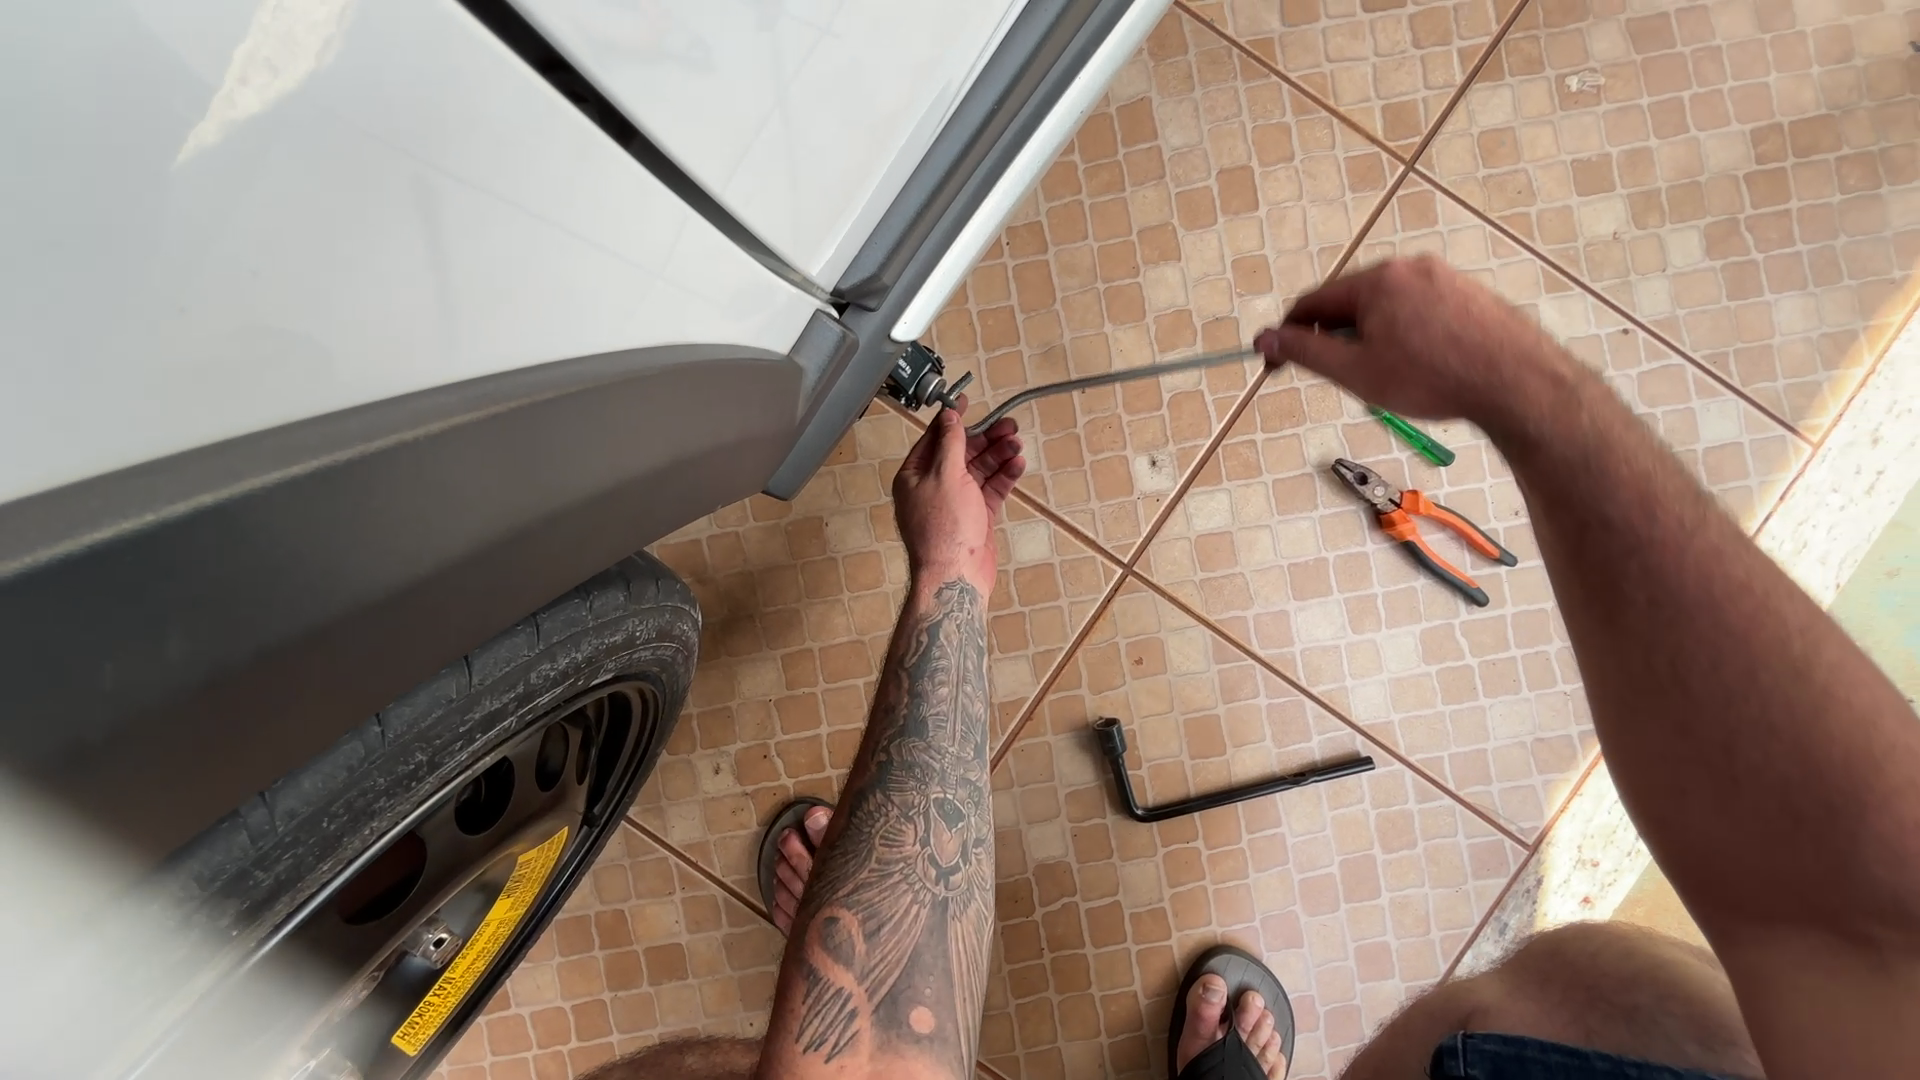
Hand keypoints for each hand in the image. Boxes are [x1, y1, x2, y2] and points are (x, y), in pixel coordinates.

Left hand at [892, 396, 1024, 593]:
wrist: (956, 575)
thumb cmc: (942, 532)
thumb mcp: (945, 476)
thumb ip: (950, 443)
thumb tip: (949, 418)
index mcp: (915, 475)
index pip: (935, 438)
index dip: (952, 419)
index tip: (967, 401)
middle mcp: (933, 486)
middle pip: (962, 452)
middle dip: (985, 438)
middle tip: (1008, 426)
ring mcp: (956, 501)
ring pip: (980, 469)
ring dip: (998, 455)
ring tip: (1017, 444)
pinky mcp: (975, 515)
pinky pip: (991, 489)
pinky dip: (1004, 476)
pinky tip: (1017, 465)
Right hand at [1253, 255, 1581, 433]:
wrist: (1516, 382)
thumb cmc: (1427, 378)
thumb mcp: (1353, 371)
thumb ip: (1303, 351)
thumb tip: (1263, 338)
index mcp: (1375, 280)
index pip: (1311, 303)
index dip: (1288, 336)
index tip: (1276, 366)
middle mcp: (1408, 267)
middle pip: (1348, 302)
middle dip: (1334, 337)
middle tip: (1340, 377)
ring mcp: (1443, 276)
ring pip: (1384, 307)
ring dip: (1368, 338)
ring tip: (1382, 376)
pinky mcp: (1468, 292)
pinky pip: (1416, 309)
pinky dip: (1401, 334)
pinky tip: (1417, 364)